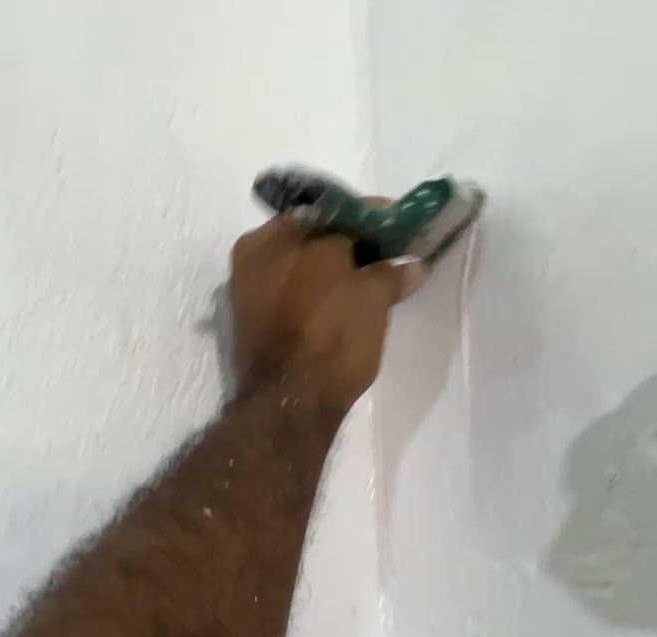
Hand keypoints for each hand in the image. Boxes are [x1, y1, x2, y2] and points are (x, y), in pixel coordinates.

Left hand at [228, 215, 426, 413]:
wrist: (290, 403)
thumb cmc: (333, 340)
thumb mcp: (373, 302)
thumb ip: (391, 275)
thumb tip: (411, 265)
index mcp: (286, 231)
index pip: (341, 212)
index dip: (376, 222)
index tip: (400, 235)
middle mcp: (257, 249)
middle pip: (315, 236)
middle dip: (349, 247)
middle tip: (381, 263)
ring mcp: (244, 285)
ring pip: (297, 266)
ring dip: (327, 273)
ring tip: (359, 289)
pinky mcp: (245, 319)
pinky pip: (284, 293)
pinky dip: (308, 296)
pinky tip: (331, 310)